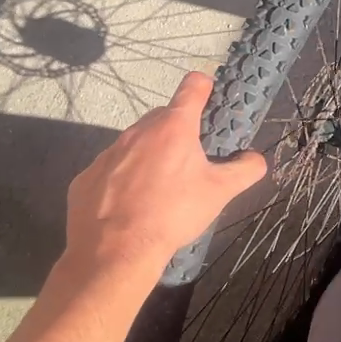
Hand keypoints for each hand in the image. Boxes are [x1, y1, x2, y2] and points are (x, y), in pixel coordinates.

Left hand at [64, 72, 267, 273]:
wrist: (113, 254)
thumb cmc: (172, 214)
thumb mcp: (220, 192)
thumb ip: (245, 170)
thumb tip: (256, 159)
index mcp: (174, 127)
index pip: (192, 87)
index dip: (203, 87)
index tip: (209, 98)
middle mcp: (138, 132)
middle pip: (162, 117)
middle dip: (177, 130)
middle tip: (189, 160)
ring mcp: (107, 155)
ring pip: (134, 143)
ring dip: (148, 155)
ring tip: (158, 188)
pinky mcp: (84, 179)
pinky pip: (109, 170)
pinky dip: (121, 179)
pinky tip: (128, 206)